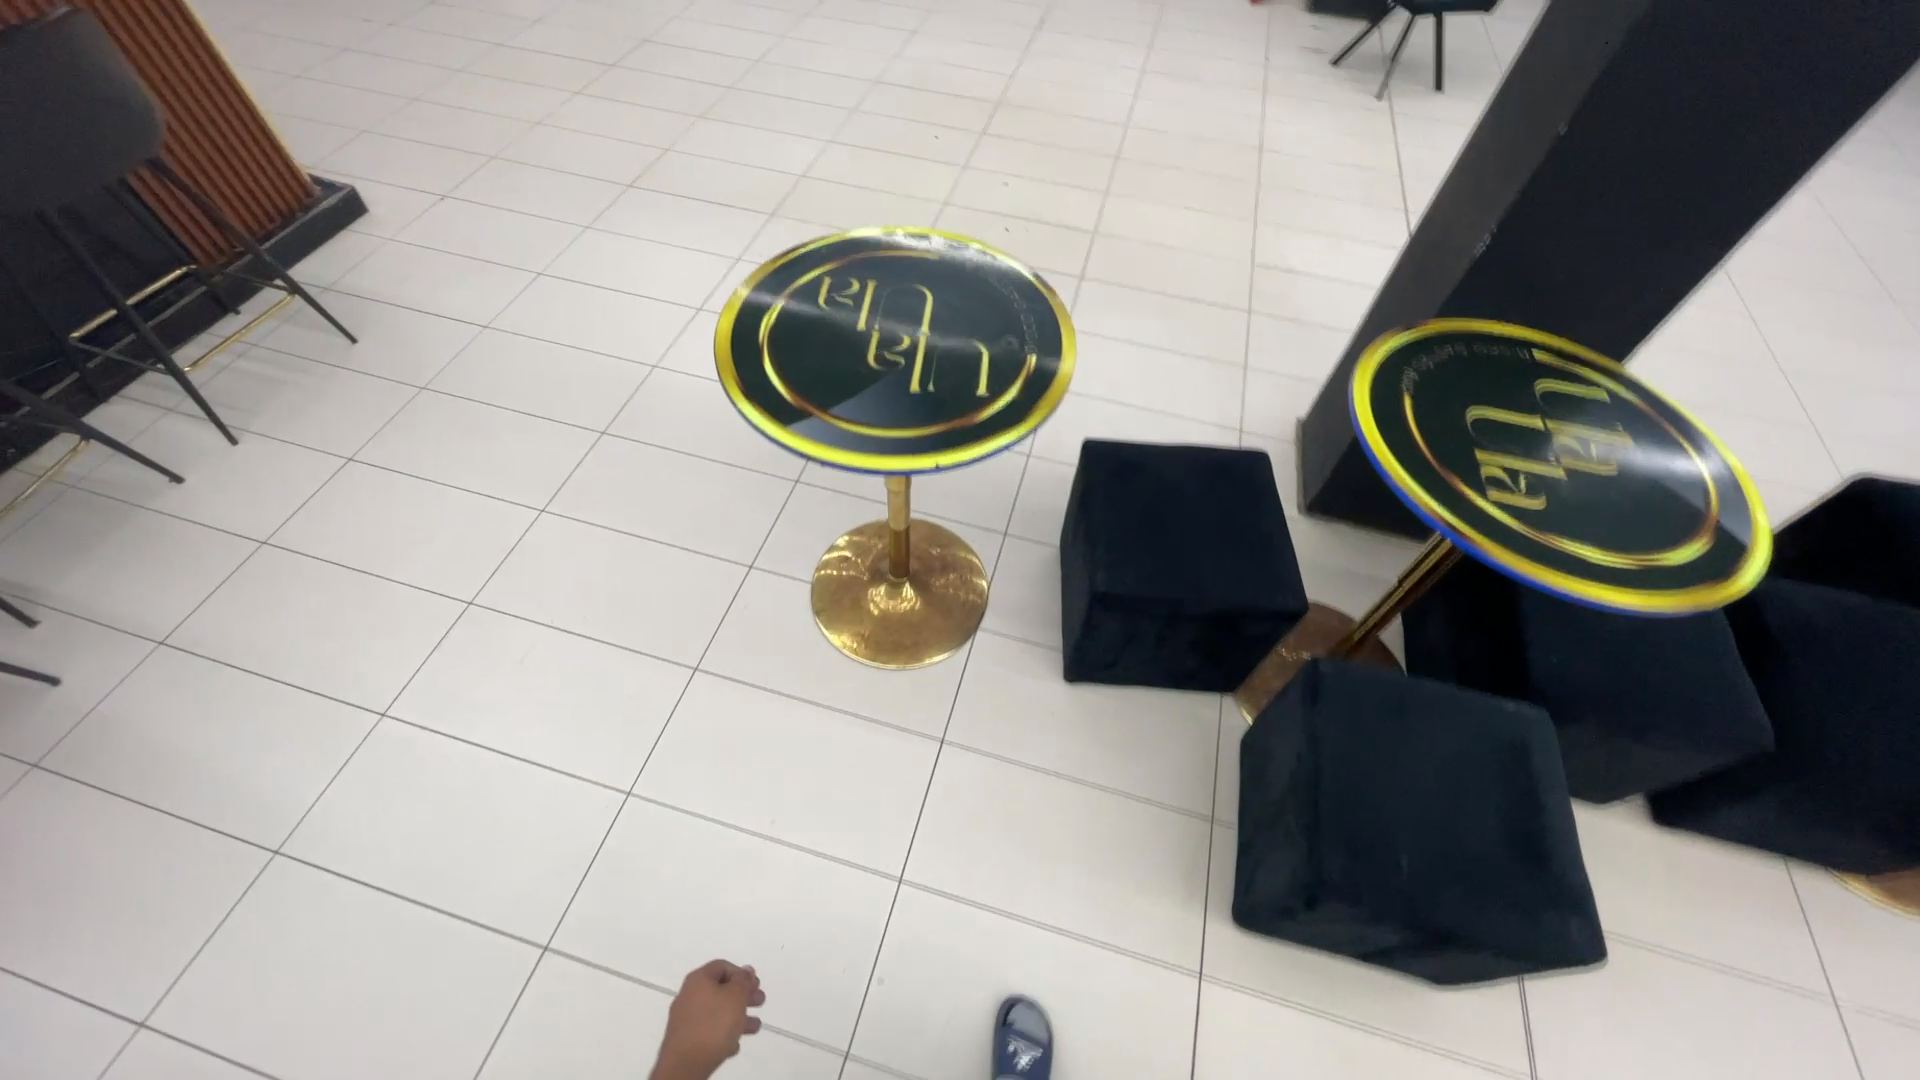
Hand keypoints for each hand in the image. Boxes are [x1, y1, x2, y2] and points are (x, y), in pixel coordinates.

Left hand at [650, 960, 764, 1079]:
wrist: (683, 1066)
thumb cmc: (713, 1025)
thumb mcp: (736, 997)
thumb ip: (744, 981)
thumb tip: (746, 970)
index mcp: (699, 979)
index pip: (722, 966)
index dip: (742, 973)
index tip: (755, 985)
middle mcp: (688, 995)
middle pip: (721, 989)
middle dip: (743, 996)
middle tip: (760, 1002)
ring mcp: (685, 1019)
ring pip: (716, 1012)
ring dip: (737, 1017)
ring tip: (754, 1027)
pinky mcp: (684, 1040)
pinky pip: (708, 1031)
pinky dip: (723, 1034)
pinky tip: (733, 1045)